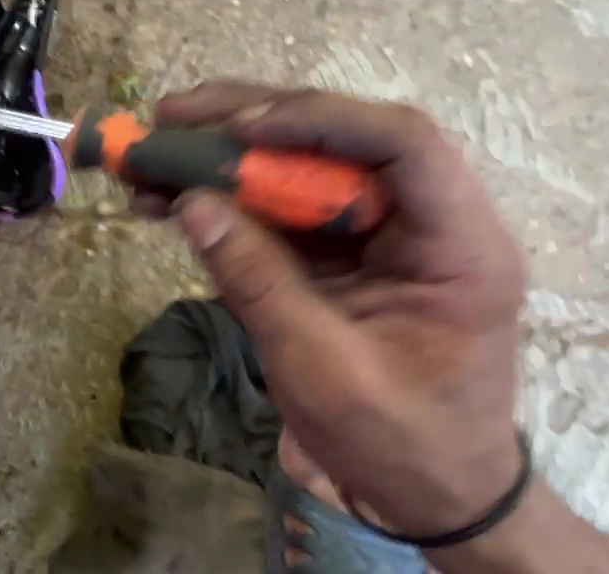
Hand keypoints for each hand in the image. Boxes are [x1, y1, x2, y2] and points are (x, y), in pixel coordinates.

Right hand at [147, 83, 526, 540]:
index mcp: (457, 244)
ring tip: (151, 153)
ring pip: (296, 158)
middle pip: (337, 135)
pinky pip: (274, 199)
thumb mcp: (322, 367)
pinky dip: (217, 194)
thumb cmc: (400, 441)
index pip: (403, 143)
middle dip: (247, 119)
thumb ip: (257, 279)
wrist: (430, 493)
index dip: (319, 121)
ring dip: (220, 152)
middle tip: (170, 116)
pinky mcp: (335, 242)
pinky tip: (164, 198)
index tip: (239, 130)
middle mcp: (420, 216)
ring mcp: (374, 226)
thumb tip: (190, 202)